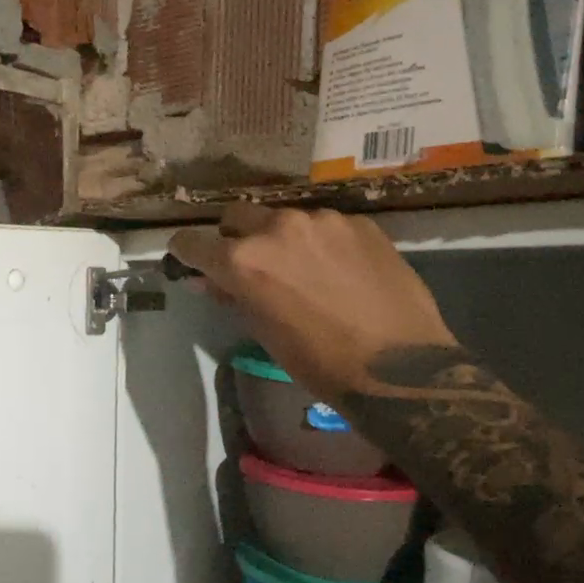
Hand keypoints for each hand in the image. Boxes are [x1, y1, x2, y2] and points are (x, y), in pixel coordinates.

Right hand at [169, 203, 456, 398]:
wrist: (397, 365)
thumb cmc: (318, 361)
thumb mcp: (263, 332)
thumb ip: (232, 297)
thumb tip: (209, 281)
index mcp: (244, 260)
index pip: (192, 241)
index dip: (186, 253)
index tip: (190, 262)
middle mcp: (278, 228)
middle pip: (236, 217)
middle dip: (233, 238)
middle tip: (247, 266)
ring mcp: (323, 220)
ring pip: (282, 219)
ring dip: (279, 239)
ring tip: (299, 270)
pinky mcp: (359, 222)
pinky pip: (323, 225)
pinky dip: (318, 242)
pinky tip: (336, 271)